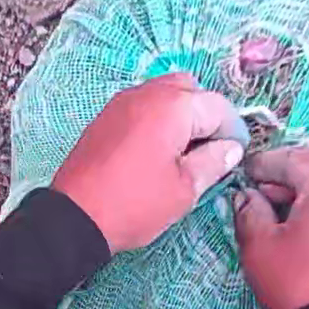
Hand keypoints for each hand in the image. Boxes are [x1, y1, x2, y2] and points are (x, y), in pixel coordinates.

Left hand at [50, 73, 243, 252]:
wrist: (74, 218)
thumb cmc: (134, 205)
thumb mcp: (184, 190)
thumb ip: (213, 162)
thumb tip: (231, 148)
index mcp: (173, 106)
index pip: (218, 106)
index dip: (233, 131)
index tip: (234, 156)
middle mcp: (147, 93)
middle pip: (190, 91)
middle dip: (206, 117)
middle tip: (209, 152)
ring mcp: (122, 103)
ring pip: (164, 96)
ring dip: (180, 118)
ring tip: (182, 156)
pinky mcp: (105, 118)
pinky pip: (141, 108)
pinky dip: (156, 122)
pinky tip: (155, 154)